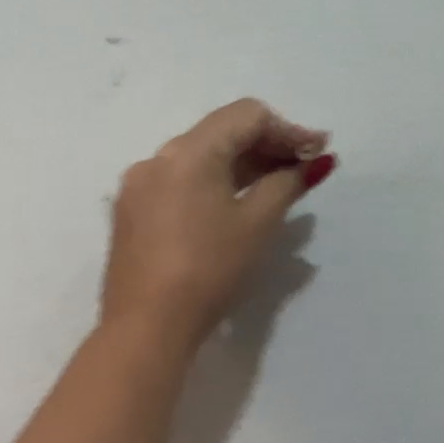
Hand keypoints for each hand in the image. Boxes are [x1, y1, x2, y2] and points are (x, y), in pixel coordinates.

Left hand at [101, 100, 332, 339]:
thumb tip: (307, 165)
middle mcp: (153, 162)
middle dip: (261, 148)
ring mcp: (134, 192)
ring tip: (268, 192)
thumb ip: (286, 183)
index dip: (287, 131)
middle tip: (299, 171)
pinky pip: (172, 188)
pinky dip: (204, 189)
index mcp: (185, 152)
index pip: (245, 116)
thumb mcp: (256, 223)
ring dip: (233, 169)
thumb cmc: (207, 270)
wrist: (145, 325)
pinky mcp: (126, 220)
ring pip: (192, 163)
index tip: (317, 155)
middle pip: (216, 136)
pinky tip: (227, 210)